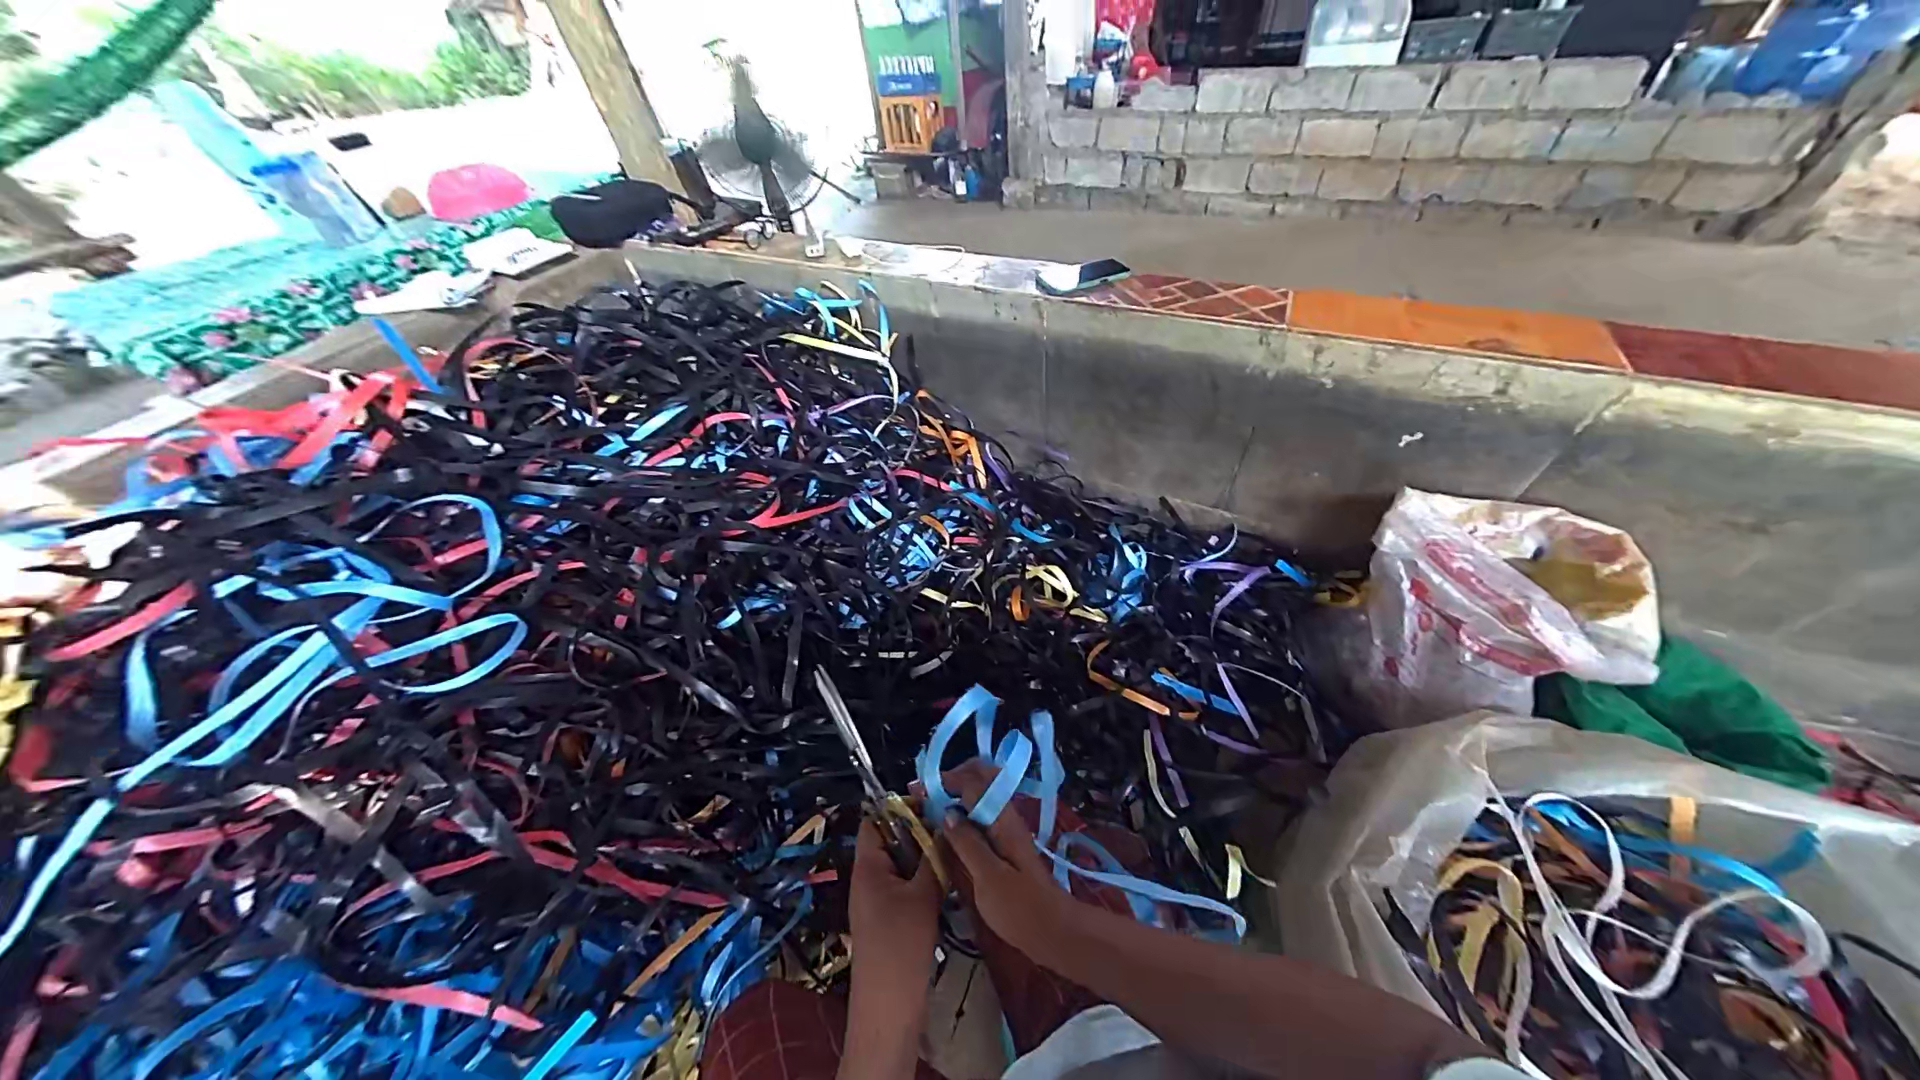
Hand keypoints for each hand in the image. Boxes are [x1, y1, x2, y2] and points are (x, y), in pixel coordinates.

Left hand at [848, 817, 939, 988]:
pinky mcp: (891, 920)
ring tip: (955, 848)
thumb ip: (934, 858)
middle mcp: (869, 879)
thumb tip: (946, 825)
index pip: (875, 822)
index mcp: (867, 867)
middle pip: (891, 841)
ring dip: (925, 857)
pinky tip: (949, 880)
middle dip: (919, 832)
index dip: (899, 808)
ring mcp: (878, 901)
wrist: (889, 1010)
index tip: (932, 803)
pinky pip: (906, 887)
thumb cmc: (900, 947)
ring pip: (902, 865)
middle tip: (951, 825)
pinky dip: (925, 880)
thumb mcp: (923, 896)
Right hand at [939, 761, 1072, 956]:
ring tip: (931, 807)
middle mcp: (1006, 816)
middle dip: (954, 779)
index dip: (947, 779)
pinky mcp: (1004, 844)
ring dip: (957, 793)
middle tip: (926, 794)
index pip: (975, 782)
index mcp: (1003, 820)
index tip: (920, 789)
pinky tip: (947, 829)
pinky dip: (963, 813)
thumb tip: (946, 814)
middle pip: (982, 778)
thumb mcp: (989, 878)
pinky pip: (981, 815)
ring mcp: (1006, 829)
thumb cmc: (1021, 909)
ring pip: (982, 795)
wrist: (1055, 932)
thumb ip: (967, 844)